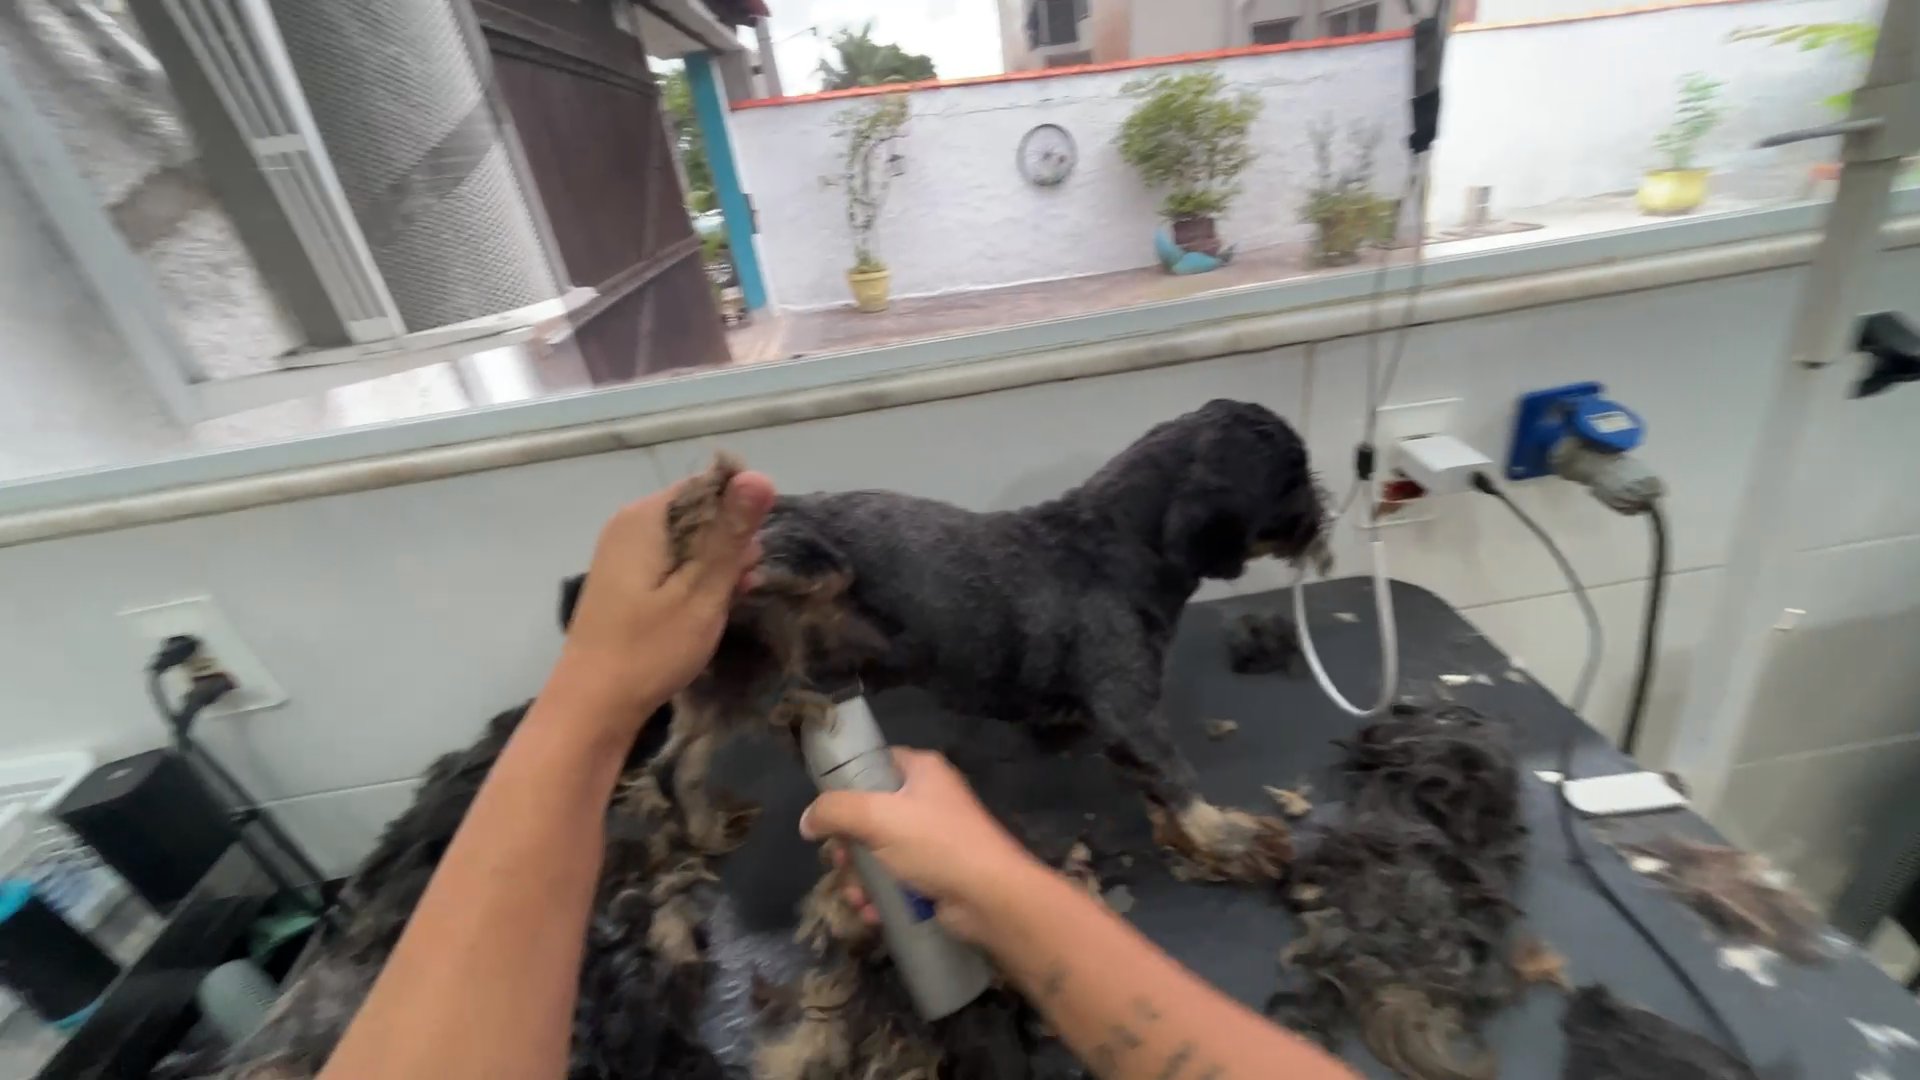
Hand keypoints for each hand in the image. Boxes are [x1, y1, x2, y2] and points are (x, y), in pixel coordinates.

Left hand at [547, 467, 775, 736]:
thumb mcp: (702, 590)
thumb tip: (761, 475)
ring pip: (694, 540)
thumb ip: (731, 533)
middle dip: (731, 544)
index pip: (710, 486)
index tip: (752, 554)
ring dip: (718, 566)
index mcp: (646, 517)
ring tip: (727, 601)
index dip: (741, 513)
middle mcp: (632, 523)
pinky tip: (711, 607)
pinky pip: (677, 561)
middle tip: (739, 585)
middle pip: (703, 512)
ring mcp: (627, 551)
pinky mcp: (629, 577)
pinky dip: (698, 579)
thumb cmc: (651, 648)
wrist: (593, 706)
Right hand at [799, 748, 1045, 943]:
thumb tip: (807, 821)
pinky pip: (896, 879)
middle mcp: (927, 798)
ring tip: (856, 898)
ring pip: (879, 852)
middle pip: (870, 814)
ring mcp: (933, 838)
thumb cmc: (935, 844)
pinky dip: (881, 896)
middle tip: (840, 863)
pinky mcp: (935, 873)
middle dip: (849, 845)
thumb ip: (836, 811)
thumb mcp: (878, 817)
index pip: (874, 764)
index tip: (826, 813)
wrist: (991, 899)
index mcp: (921, 770)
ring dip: (860, 877)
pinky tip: (872, 914)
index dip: (846, 785)